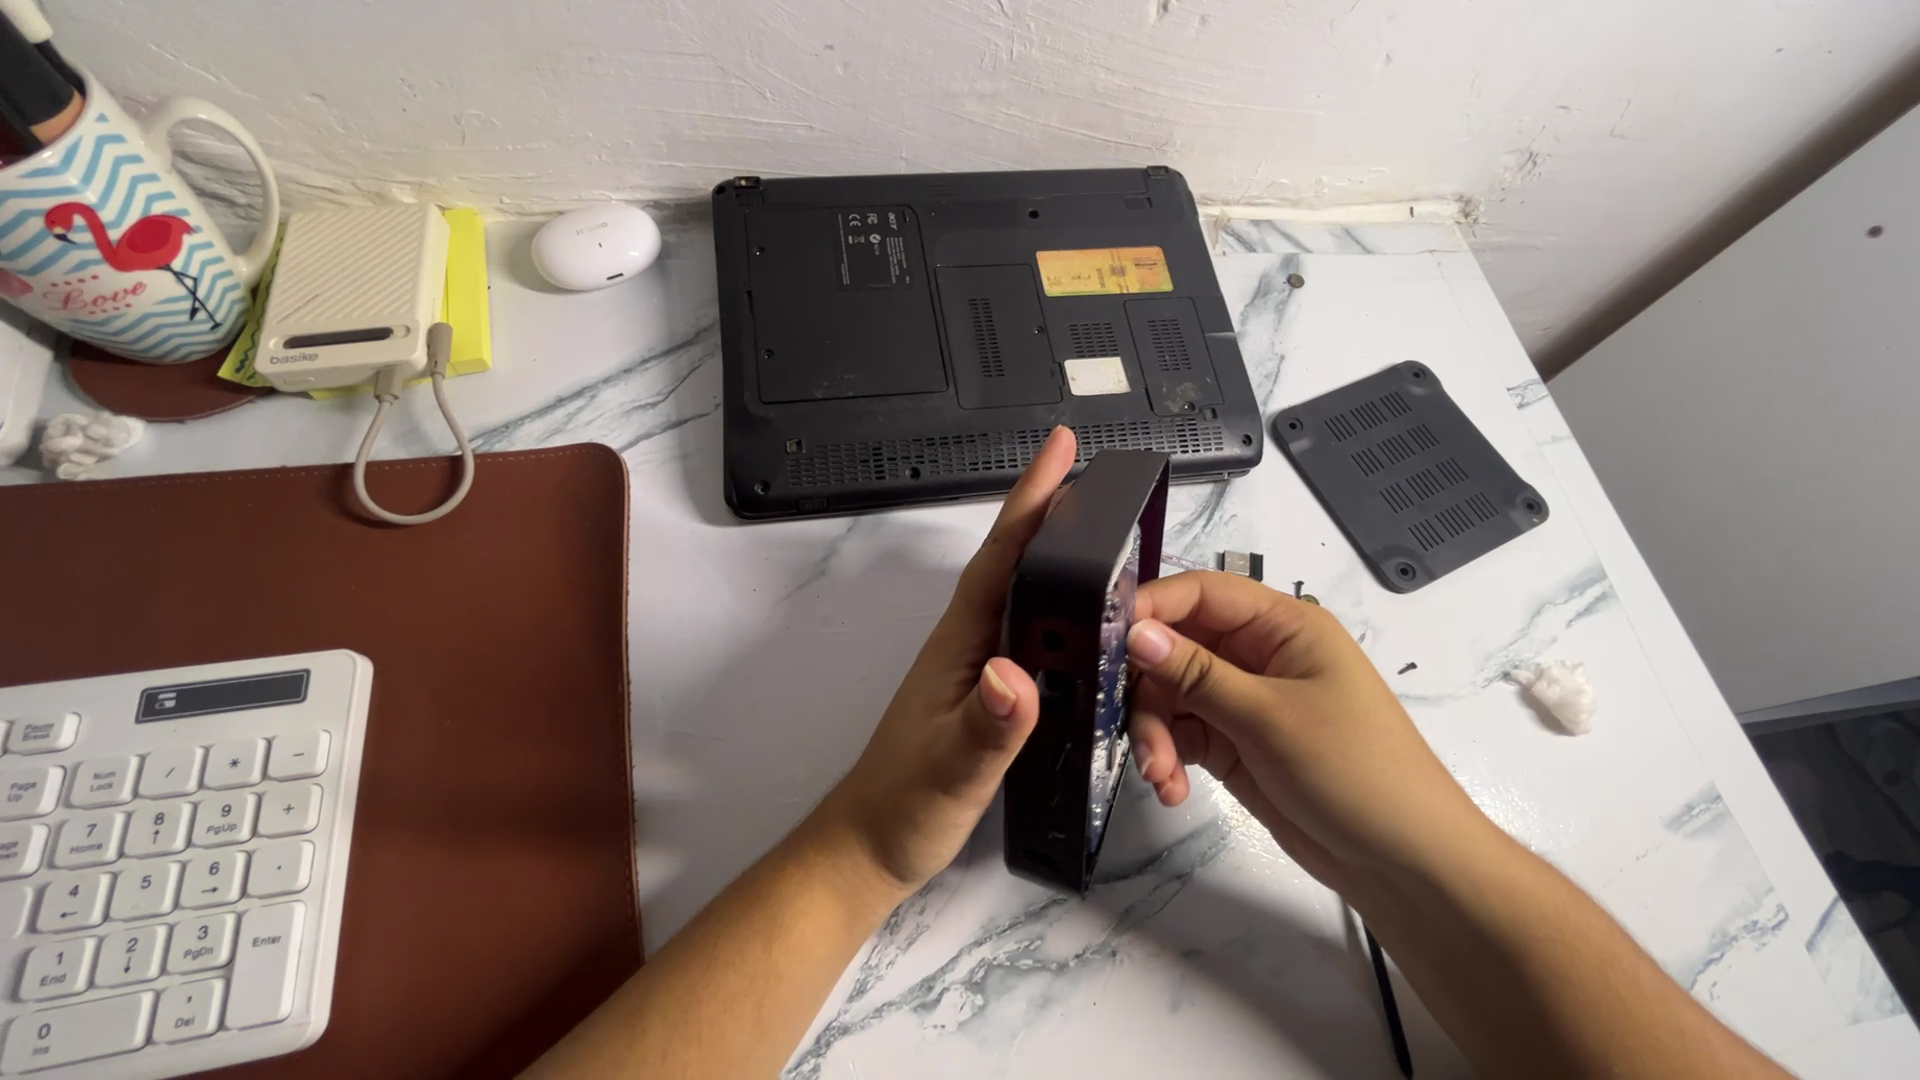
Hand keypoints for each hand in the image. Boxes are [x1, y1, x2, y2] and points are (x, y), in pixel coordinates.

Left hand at [811, 427, 1077, 895]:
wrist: (871, 844)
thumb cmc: (902, 805)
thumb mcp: (952, 771)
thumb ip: (988, 727)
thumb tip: (1016, 675)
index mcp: (960, 645)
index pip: (1000, 559)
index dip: (1031, 503)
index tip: (1060, 450)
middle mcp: (969, 644)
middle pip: (1012, 562)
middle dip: (1048, 512)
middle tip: (1092, 475)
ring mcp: (975, 666)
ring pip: (1020, 594)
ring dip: (1050, 553)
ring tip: (1092, 527)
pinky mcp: (984, 693)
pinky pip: (1026, 632)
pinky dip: (1052, 607)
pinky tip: (1074, 617)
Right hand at [1125, 571, 1495, 895]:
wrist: (1403, 865)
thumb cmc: (1354, 771)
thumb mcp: (1270, 717)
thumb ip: (1196, 674)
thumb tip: (1135, 633)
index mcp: (1281, 626)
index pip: (1203, 594)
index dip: (1152, 607)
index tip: (1106, 635)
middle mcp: (1256, 655)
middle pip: (1175, 648)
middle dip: (1150, 690)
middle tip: (1134, 728)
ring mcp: (1241, 700)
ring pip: (1170, 695)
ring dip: (1155, 733)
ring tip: (1160, 775)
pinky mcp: (1230, 743)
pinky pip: (1180, 734)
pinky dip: (1168, 758)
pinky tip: (1171, 789)